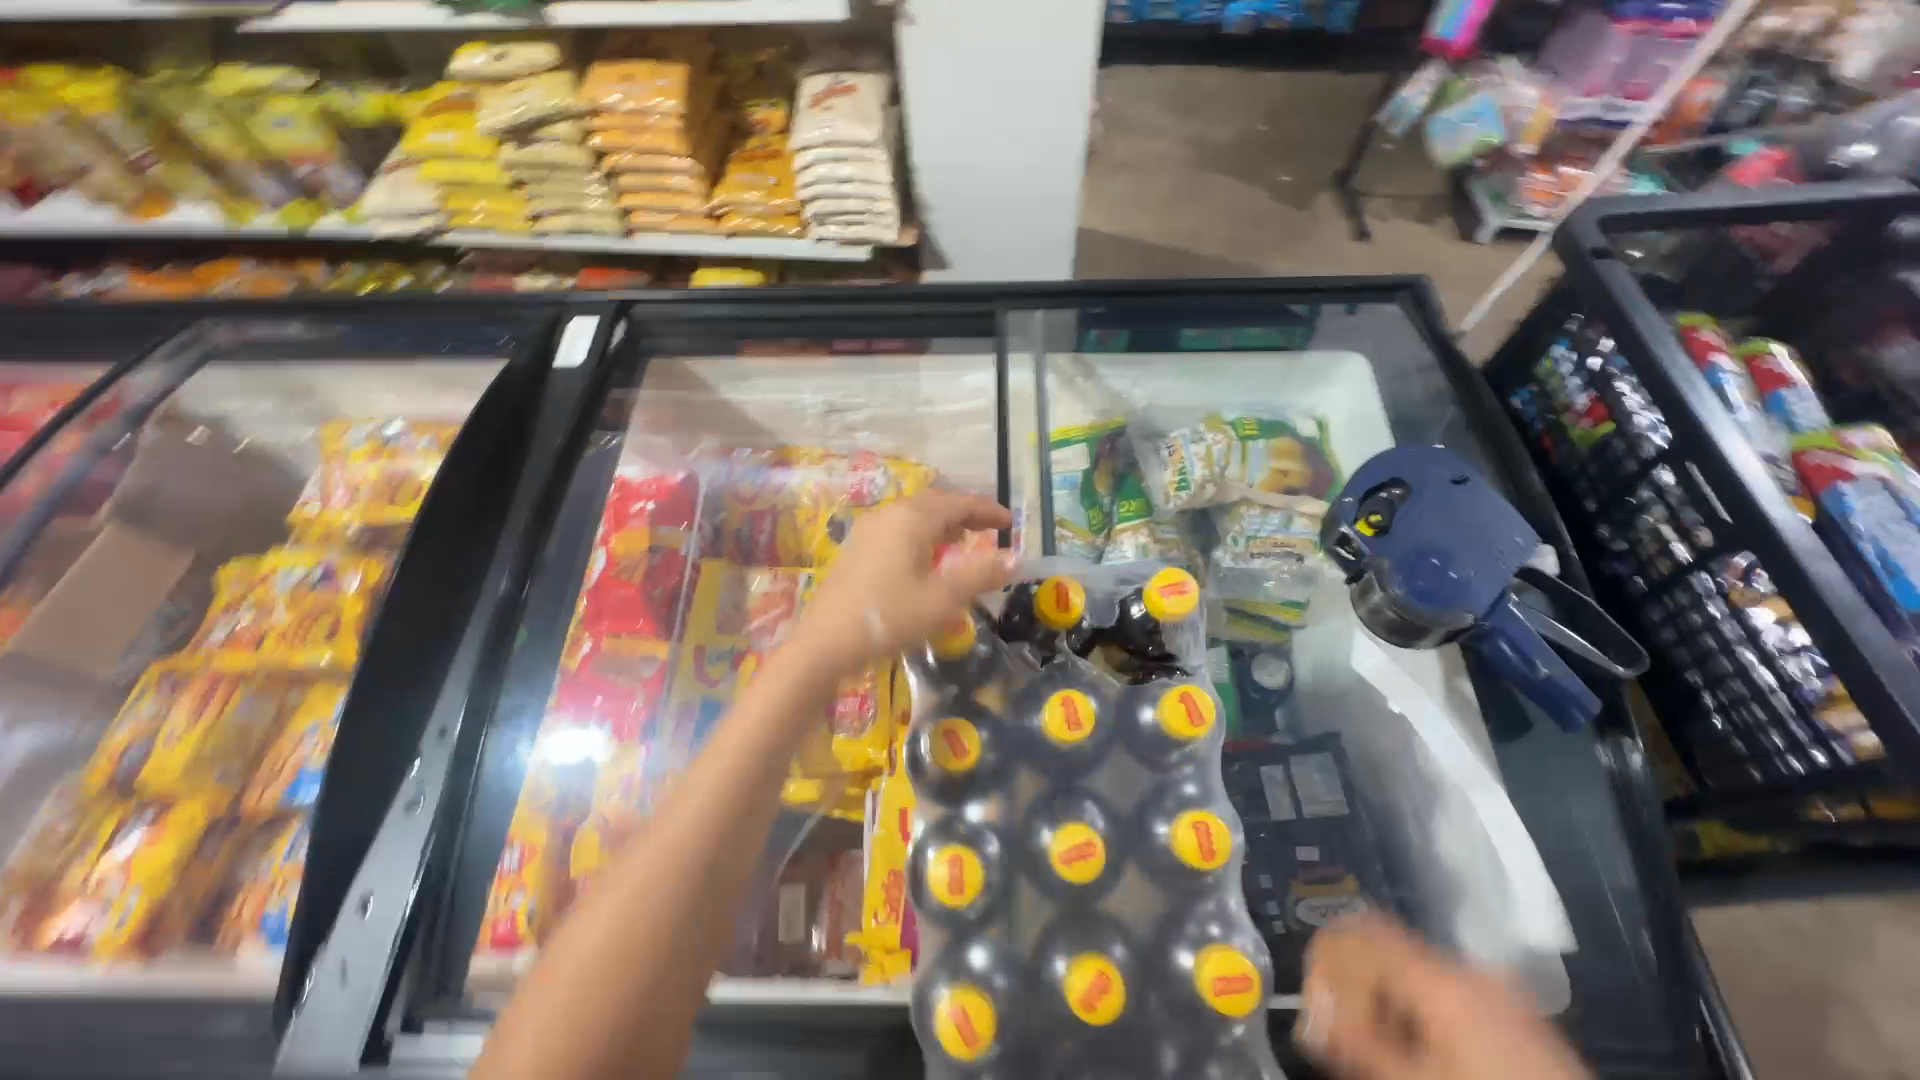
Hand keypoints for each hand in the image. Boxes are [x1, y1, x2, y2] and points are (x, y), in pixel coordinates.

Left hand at [787, 491, 1014, 679]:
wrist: (825, 643)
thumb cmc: (889, 617)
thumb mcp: (942, 599)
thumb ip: (981, 575)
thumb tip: (1016, 558)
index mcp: (912, 519)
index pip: (958, 503)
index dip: (987, 510)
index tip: (1010, 522)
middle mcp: (889, 515)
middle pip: (934, 504)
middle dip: (964, 514)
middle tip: (989, 530)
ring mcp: (868, 531)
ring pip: (913, 516)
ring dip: (942, 525)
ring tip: (962, 544)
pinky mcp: (856, 549)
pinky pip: (897, 530)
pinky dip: (921, 536)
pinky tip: (926, 561)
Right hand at [1296, 913, 1590, 1079]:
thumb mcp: (1415, 1076)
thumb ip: (1357, 1044)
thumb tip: (1309, 1017)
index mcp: (1442, 975)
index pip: (1362, 928)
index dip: (1328, 950)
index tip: (1313, 989)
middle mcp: (1469, 968)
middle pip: (1389, 954)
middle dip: (1358, 988)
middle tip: (1343, 1031)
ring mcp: (1501, 990)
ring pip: (1420, 978)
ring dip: (1391, 1005)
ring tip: (1383, 1050)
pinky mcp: (1520, 1015)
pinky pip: (1452, 997)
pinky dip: (1424, 1015)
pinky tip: (1424, 1053)